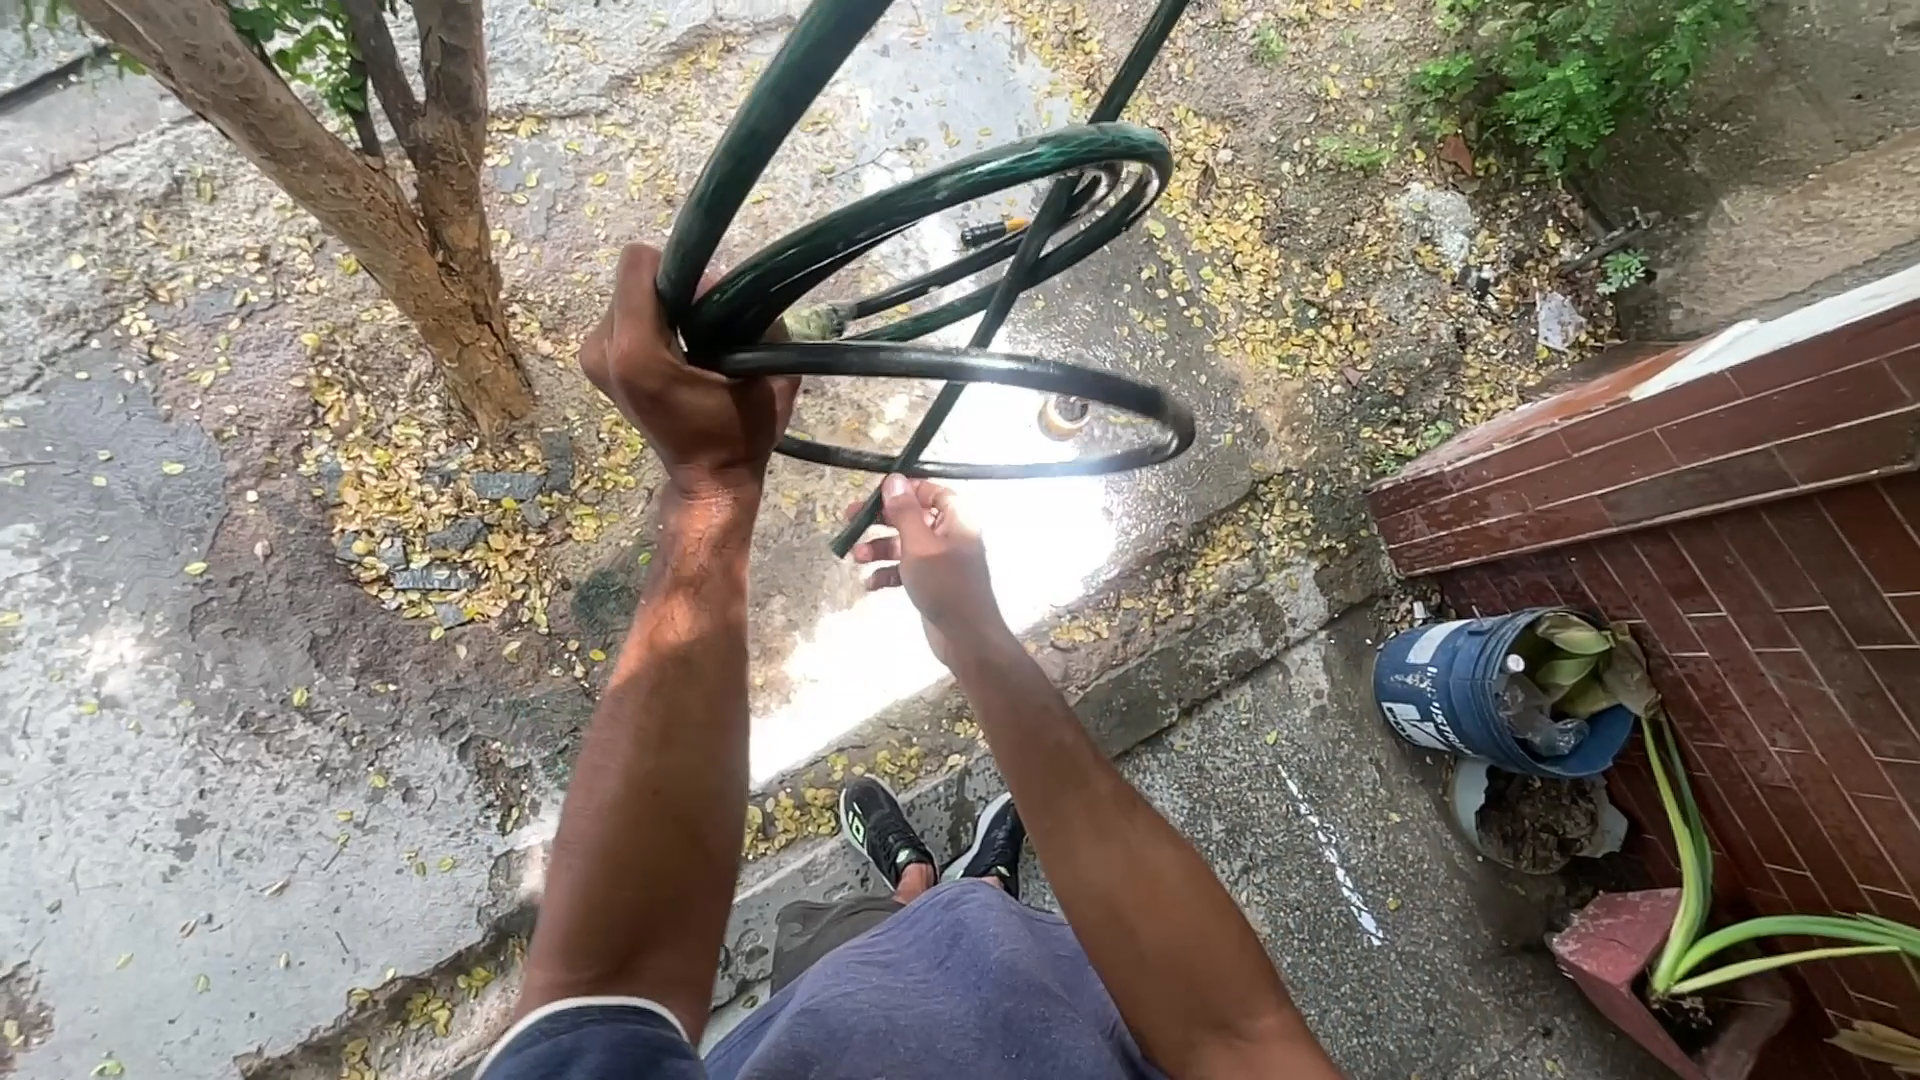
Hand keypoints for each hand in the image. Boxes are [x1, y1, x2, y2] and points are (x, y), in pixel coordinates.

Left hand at [581, 244, 798, 502]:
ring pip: (626, 296)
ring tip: (692, 343)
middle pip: (633, 280)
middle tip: (707, 327)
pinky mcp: (593, 363)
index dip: (681, 273)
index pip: (639, 264)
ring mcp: (592, 358)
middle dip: (673, 293)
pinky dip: (649, 323)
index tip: (710, 303)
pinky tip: (674, 351)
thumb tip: (728, 285)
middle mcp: (603, 350)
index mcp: (638, 354)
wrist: (708, 480)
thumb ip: (759, 324)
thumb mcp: (769, 380)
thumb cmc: (740, 436)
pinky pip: (621, 316)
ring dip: (662, 308)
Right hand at [849, 475, 1012, 664]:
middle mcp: (950, 534)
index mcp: (957, 518)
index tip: (875, 495)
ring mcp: (941, 560)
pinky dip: (888, 573)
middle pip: (912, 517)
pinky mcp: (932, 581)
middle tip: (850, 520)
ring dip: (879, 549)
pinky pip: (906, 569)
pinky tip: (871, 584)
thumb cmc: (945, 585)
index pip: (930, 491)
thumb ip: (904, 511)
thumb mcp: (919, 544)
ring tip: (856, 557)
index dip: (903, 490)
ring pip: (904, 544)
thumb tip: (894, 479)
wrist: (966, 636)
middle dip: (881, 521)